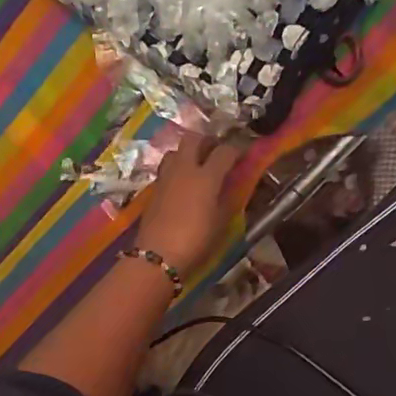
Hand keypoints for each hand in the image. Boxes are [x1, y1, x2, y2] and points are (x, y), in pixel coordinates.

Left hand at [135, 134, 243, 274]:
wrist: (157, 257)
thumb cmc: (195, 241)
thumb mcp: (220, 223)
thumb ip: (227, 199)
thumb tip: (231, 186)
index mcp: (206, 177)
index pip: (224, 151)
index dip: (236, 151)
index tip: (242, 156)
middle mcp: (184, 169)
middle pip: (193, 139)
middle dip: (207, 141)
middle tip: (215, 153)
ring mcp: (165, 178)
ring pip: (175, 151)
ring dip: (187, 153)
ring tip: (196, 166)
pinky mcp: (153, 189)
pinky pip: (166, 169)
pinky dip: (175, 169)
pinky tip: (181, 184)